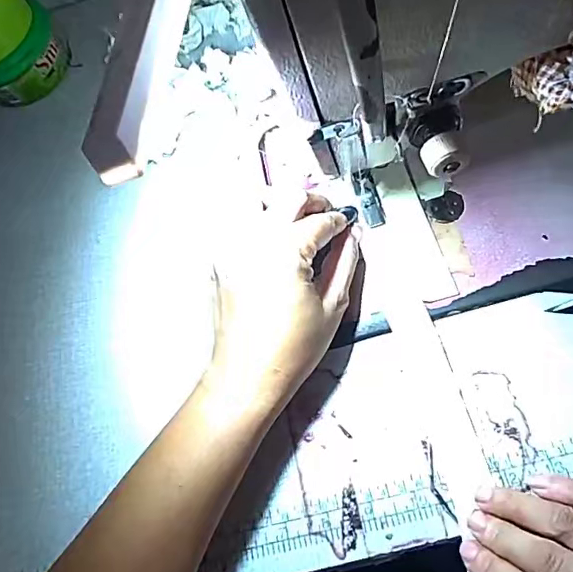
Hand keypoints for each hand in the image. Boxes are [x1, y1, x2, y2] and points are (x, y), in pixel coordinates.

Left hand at [203, 192, 360, 415]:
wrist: (245, 375)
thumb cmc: (285, 352)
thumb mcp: (332, 306)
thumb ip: (346, 262)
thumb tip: (352, 238)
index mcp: (285, 250)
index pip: (319, 218)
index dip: (339, 219)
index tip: (346, 224)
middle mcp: (253, 242)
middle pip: (287, 196)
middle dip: (313, 200)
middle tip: (326, 213)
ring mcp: (231, 248)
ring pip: (254, 199)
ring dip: (279, 201)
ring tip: (297, 217)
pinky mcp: (219, 259)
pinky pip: (236, 222)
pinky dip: (255, 217)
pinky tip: (272, 234)